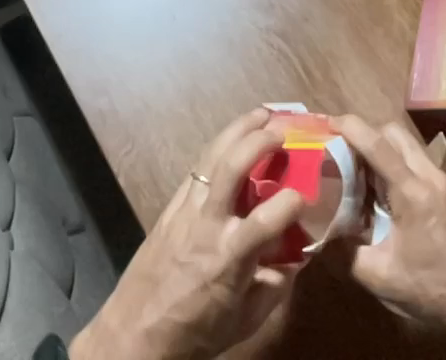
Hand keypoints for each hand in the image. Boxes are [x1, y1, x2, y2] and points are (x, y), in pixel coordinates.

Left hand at [71, 109, 305, 359]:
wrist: (136, 333)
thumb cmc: (196, 332)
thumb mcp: (247, 319)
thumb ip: (277, 284)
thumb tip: (298, 255)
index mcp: (230, 258)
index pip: (266, 221)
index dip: (292, 203)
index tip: (308, 194)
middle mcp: (208, 224)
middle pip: (232, 169)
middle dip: (259, 143)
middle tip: (284, 129)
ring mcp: (186, 209)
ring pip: (212, 157)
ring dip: (238, 130)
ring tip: (262, 113)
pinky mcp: (172, 205)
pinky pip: (199, 168)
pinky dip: (219, 148)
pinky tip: (233, 138)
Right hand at [335, 116, 445, 359]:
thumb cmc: (434, 291)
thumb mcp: (380, 277)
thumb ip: (343, 252)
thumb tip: (315, 235)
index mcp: (413, 193)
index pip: (378, 144)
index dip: (350, 127)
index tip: (326, 123)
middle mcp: (432, 178)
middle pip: (395, 133)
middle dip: (366, 134)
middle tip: (342, 153)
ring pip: (410, 147)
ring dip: (383, 151)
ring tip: (362, 176)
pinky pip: (421, 165)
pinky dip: (399, 167)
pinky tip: (388, 198)